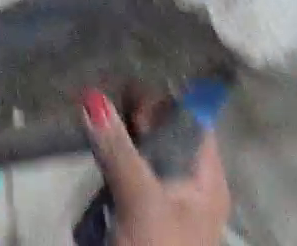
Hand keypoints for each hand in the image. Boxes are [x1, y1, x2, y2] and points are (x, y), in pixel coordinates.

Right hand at [82, 89, 230, 245]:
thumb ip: (118, 149)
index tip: (129, 78)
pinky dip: (107, 163)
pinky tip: (89, 146)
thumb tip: (93, 97)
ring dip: (116, 139)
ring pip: (138, 155)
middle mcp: (187, 189)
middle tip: (101, 95)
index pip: (193, 123)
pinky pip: (121, 177)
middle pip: (163, 137)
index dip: (165, 98)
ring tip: (90, 116)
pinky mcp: (134, 218)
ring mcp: (160, 205)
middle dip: (133, 116)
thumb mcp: (140, 200)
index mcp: (207, 183)